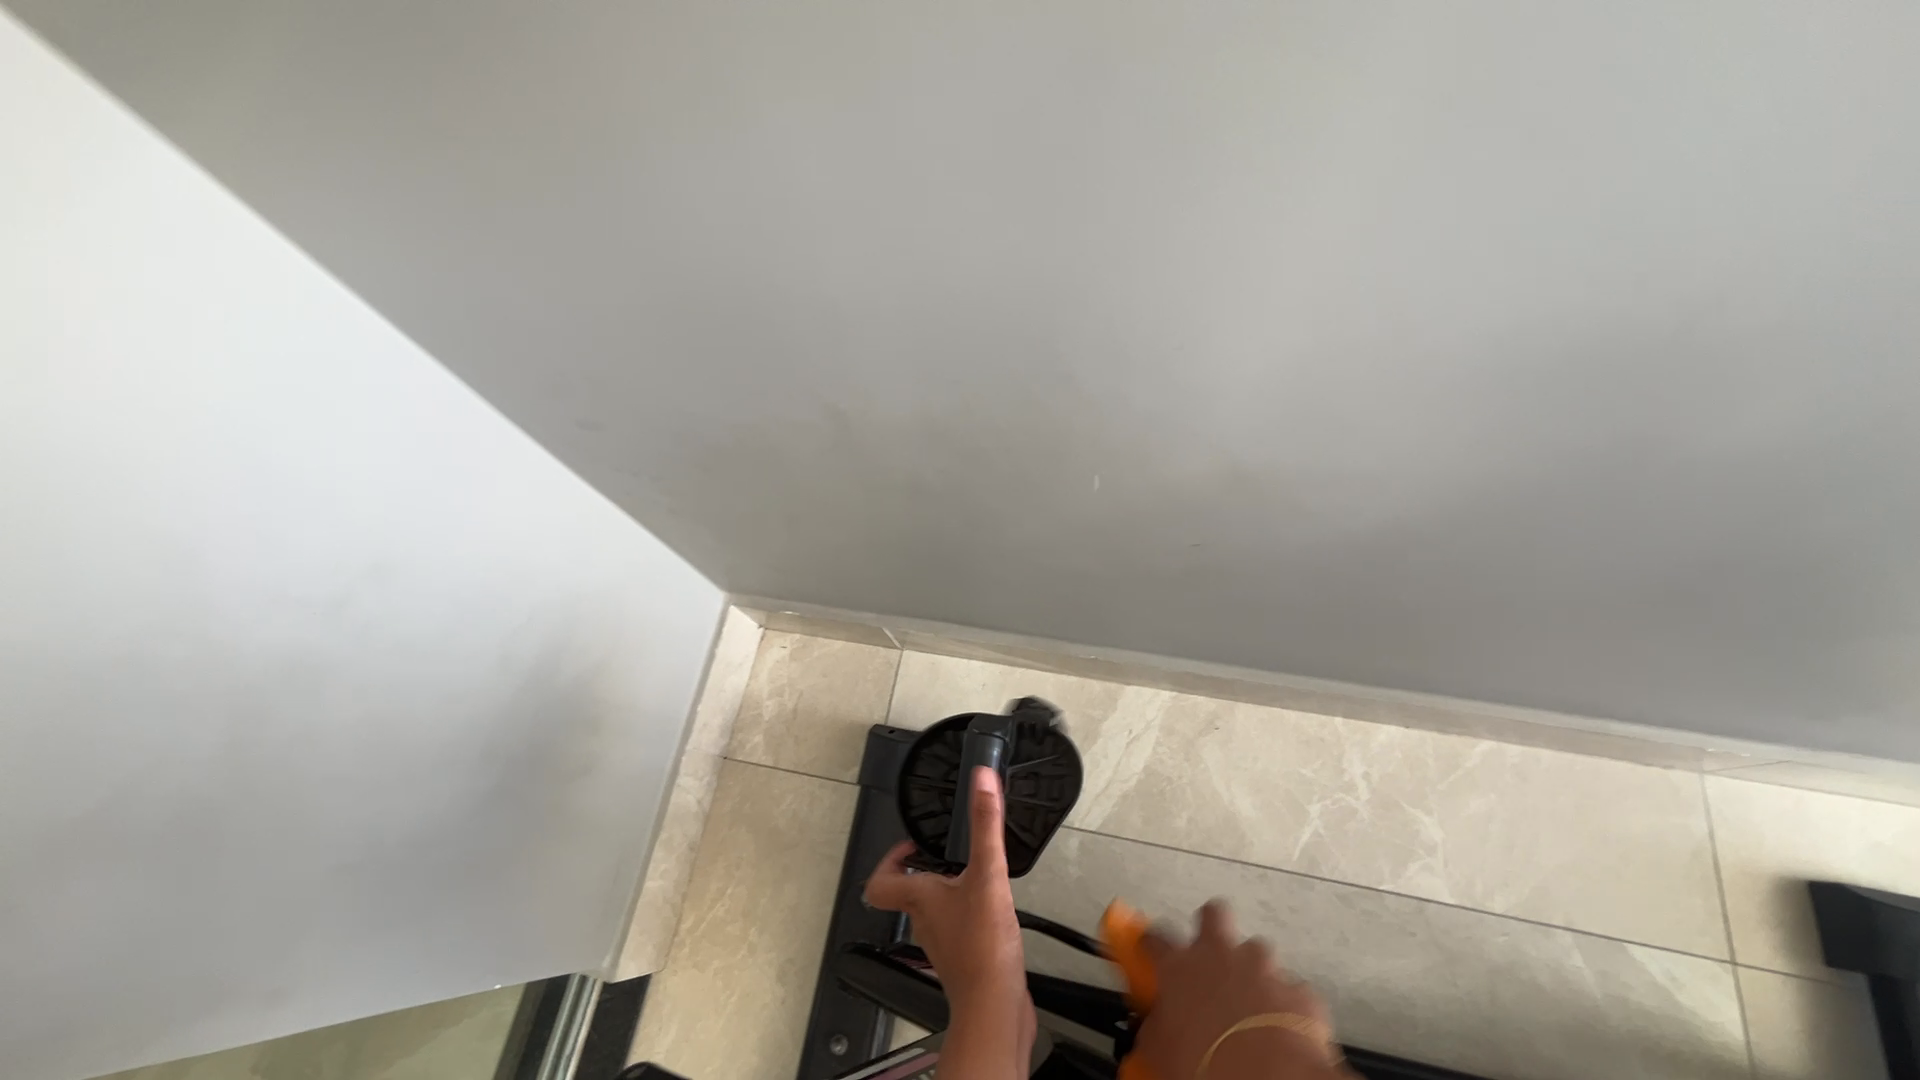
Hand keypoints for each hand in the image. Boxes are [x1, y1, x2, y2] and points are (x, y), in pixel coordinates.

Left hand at [866, 767, 1034, 1077]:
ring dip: (949, 891)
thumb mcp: (988, 874)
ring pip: (935, 910)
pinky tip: (994, 911)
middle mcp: (924, 921)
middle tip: (951, 852)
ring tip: (976, 875)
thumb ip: (985, 825)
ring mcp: (943, 943)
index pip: (880, 880)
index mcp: (919, 899)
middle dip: (927, 868)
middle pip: (909, 892)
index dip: (890, 859)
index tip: (915, 845)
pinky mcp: (964, 959)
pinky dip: (969, 916)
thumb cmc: (983, 946)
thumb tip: (982, 779)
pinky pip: (959, 929)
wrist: (997, 1007)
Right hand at [1136, 902, 1346, 1079]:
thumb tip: (1157, 1025)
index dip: (1152, 941)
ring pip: (1258, 951)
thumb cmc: (1202, 1065)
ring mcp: (1263, 968)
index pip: (1156, 938)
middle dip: (1213, 924)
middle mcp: (1220, 955)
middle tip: (1212, 951)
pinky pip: (1292, 991)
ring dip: (1253, 970)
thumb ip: (1156, 1025)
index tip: (1151, 948)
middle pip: (1215, 914)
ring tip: (1252, 1001)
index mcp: (1179, 966)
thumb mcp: (1159, 1050)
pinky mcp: (1298, 991)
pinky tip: (1284, 1028)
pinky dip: (1287, 1005)